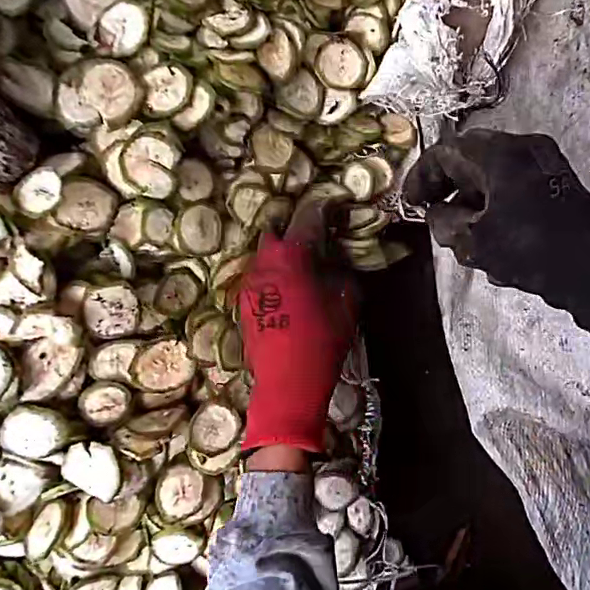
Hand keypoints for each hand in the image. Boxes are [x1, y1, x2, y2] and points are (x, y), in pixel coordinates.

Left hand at [237, 198, 356, 456]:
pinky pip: (259, 277)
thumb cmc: (321, 341)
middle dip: (295, 230)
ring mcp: (249, 282)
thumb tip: (338, 266)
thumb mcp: (346, 305)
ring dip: (281, 255)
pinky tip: (287, 289)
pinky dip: (273, 276)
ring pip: (264, 255)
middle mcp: (264, 261)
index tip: (335, 205)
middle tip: (314, 238)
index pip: (309, 217)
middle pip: (277, 232)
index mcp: (292, 255)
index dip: (324, 208)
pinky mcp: (243, 302)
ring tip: (301, 265)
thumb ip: (342, 276)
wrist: (286, 384)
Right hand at [402, 130, 589, 374]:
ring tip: (460, 232)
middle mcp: (525, 147)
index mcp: (501, 154)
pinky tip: (492, 240)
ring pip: (492, 172)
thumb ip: (443, 222)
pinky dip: (495, 203)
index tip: (411, 201)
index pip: (446, 152)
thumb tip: (437, 213)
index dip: (421, 177)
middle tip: (431, 208)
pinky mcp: (558, 182)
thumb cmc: (531, 252)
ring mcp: (546, 163)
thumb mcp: (472, 241)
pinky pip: (513, 184)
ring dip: (471, 197)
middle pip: (470, 157)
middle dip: (446, 184)